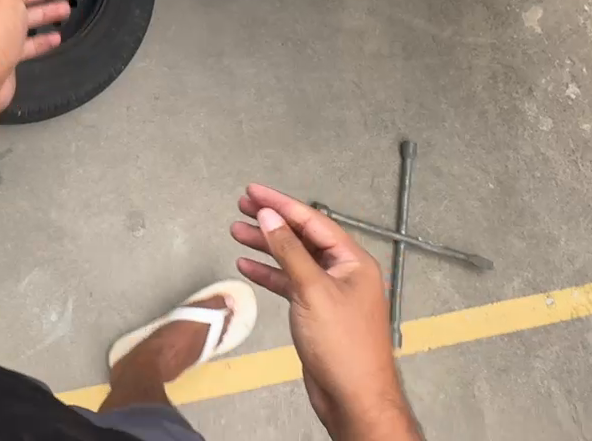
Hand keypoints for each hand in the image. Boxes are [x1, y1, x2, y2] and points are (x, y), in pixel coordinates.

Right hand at [231, 185, 422, 440]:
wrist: (354, 400)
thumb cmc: (343, 345)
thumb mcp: (313, 290)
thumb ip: (289, 250)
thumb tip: (269, 217)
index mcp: (352, 260)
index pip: (311, 220)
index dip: (280, 203)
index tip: (253, 191)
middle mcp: (342, 271)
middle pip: (301, 236)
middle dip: (271, 221)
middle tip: (242, 205)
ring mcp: (329, 291)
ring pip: (292, 258)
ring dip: (265, 246)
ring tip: (236, 231)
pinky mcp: (316, 310)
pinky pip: (289, 282)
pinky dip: (269, 273)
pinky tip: (247, 266)